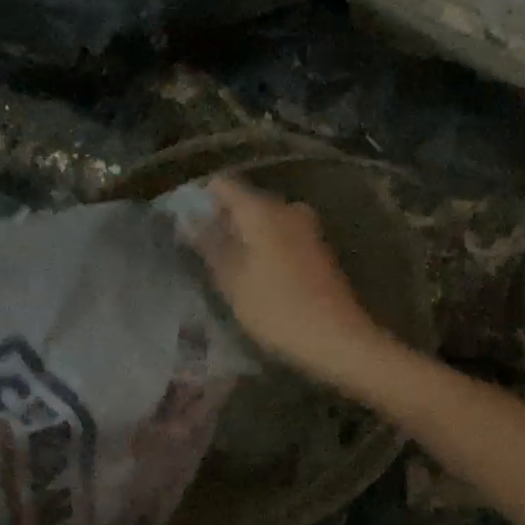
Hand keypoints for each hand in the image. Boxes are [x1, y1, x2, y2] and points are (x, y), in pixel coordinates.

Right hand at [185, 178, 402, 383]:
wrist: (338, 339)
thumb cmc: (278, 311)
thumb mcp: (233, 282)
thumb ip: (210, 245)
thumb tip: (190, 219)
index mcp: (262, 209)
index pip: (223, 185)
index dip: (201, 199)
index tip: (185, 223)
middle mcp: (288, 208)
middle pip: (247, 202)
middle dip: (225, 221)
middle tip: (203, 252)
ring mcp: (308, 229)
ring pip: (267, 222)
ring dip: (247, 239)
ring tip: (228, 268)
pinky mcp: (319, 251)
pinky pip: (284, 239)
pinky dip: (267, 251)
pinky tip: (258, 277)